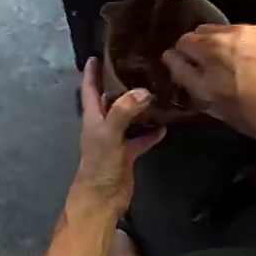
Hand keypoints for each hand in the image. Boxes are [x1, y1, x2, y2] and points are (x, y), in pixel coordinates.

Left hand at [69, 58, 165, 218]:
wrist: (102, 200)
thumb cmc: (100, 165)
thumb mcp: (109, 134)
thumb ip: (124, 111)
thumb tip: (144, 91)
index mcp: (93, 118)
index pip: (90, 89)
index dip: (92, 73)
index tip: (97, 55)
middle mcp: (103, 125)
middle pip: (110, 100)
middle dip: (118, 85)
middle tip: (135, 67)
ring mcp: (115, 140)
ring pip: (127, 118)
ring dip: (138, 107)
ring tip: (154, 91)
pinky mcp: (127, 154)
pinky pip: (140, 139)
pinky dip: (150, 133)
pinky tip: (164, 126)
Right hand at [162, 25, 255, 152]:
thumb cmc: (248, 113)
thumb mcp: (207, 99)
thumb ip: (182, 73)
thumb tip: (169, 55)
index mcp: (212, 46)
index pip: (184, 41)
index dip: (185, 58)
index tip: (194, 73)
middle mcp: (232, 31)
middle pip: (205, 32)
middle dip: (204, 49)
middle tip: (213, 73)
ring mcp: (255, 30)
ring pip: (227, 32)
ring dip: (224, 46)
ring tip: (236, 71)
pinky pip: (248, 35)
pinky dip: (245, 47)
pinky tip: (254, 67)